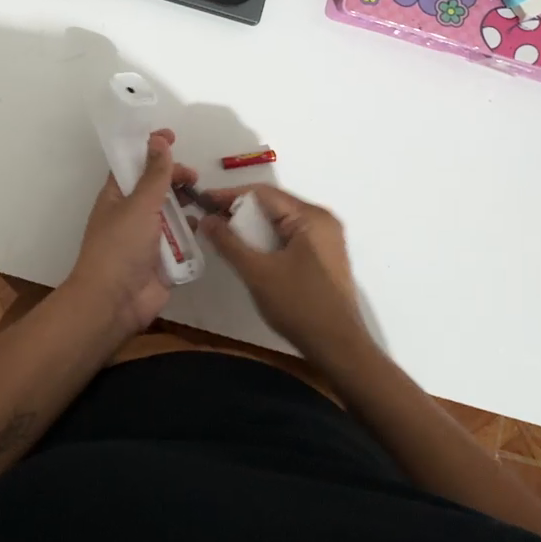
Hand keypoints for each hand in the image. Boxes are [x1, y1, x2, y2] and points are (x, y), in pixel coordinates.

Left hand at [64, 130, 196, 336]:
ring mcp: (147, 237)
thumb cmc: (120, 247)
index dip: (150, 148)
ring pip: (170, 213)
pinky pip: (180, 240)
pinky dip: (192, 232)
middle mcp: (131, 213)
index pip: (132, 163)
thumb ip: (154, 175)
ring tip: (202, 200)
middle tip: (193, 178)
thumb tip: (158, 141)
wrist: (114, 302)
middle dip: (174, 178)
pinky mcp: (163, 259)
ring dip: (185, 205)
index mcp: (116, 195)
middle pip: (156, 187)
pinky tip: (203, 226)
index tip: (171, 136)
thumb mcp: (138, 205)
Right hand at [199, 185, 367, 358]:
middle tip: (209, 218)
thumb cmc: (298, 305)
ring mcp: (326, 239)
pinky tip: (248, 251)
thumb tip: (205, 218)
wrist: (338, 348)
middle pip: (273, 205)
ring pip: (280, 222)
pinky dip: (266, 240)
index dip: (229, 195)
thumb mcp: (257, 272)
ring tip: (223, 234)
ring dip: (251, 227)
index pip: (263, 193)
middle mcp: (322, 221)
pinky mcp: (324, 257)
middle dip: (239, 211)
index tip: (202, 201)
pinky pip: (289, 237)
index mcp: (310, 217)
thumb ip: (228, 242)